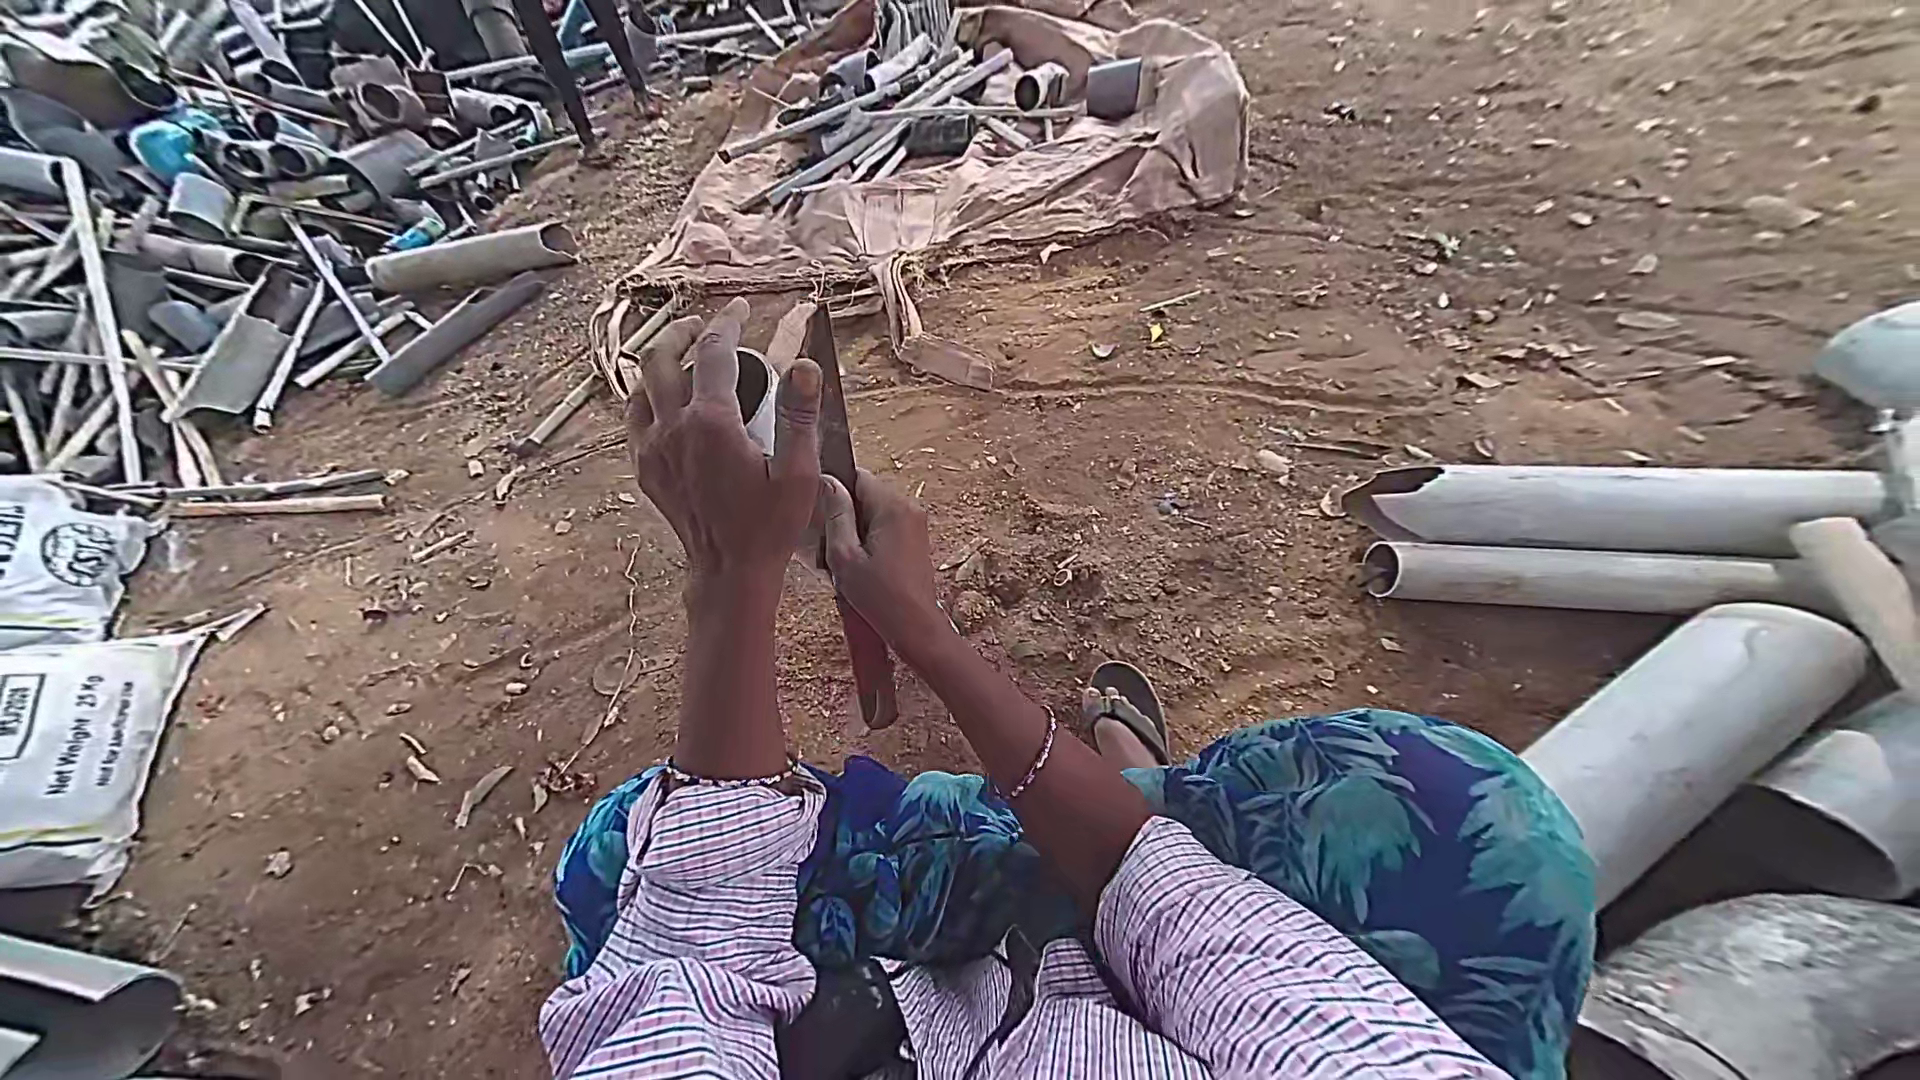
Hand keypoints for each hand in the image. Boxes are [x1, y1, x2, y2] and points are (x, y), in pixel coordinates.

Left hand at [629, 298, 821, 593]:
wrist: (729, 570)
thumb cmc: (768, 526)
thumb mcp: (799, 472)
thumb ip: (799, 414)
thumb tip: (804, 365)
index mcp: (712, 423)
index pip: (713, 352)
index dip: (726, 322)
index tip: (739, 309)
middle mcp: (673, 428)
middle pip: (661, 357)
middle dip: (682, 332)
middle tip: (705, 326)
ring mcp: (652, 449)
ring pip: (640, 385)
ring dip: (660, 361)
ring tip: (683, 356)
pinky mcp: (645, 468)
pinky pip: (634, 418)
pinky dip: (647, 396)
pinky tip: (665, 401)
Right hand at [819, 469, 943, 651]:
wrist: (915, 628)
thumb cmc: (880, 598)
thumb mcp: (844, 556)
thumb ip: (835, 514)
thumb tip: (828, 482)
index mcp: (893, 507)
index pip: (857, 476)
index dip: (834, 490)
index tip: (820, 512)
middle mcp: (909, 508)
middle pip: (865, 494)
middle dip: (845, 514)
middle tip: (832, 544)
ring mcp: (915, 524)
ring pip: (873, 512)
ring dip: (855, 530)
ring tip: (847, 560)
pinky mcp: (916, 540)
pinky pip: (885, 527)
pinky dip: (869, 541)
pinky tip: (862, 566)